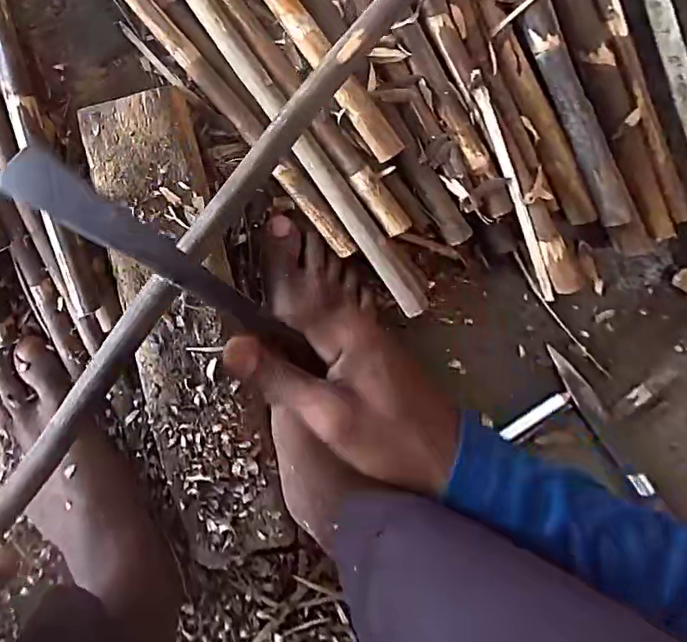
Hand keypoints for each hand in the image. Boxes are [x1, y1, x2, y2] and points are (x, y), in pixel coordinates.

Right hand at [222, 215, 459, 539]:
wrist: (455, 467)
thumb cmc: (392, 442)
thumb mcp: (328, 416)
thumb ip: (278, 378)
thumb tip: (231, 347)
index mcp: (345, 331)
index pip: (296, 287)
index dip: (279, 255)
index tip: (269, 220)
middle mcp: (354, 323)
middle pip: (309, 282)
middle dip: (288, 253)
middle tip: (268, 221)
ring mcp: (363, 335)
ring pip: (319, 297)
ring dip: (298, 271)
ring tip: (276, 244)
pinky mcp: (365, 350)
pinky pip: (325, 316)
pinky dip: (306, 301)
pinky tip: (290, 305)